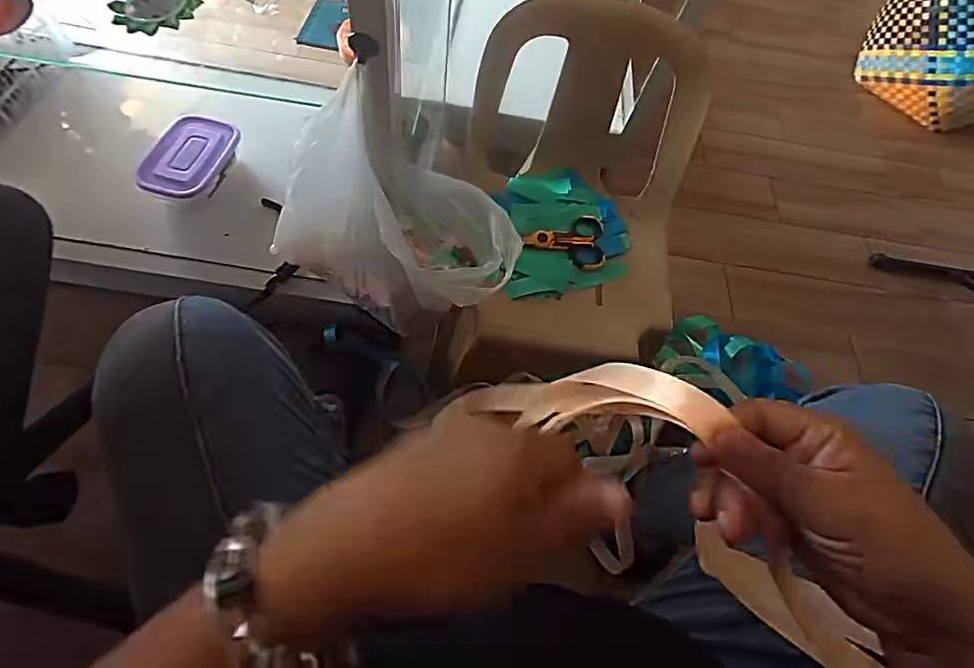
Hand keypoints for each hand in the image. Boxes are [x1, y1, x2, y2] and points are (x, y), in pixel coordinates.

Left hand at [253, 410, 629, 642]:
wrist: (350, 539)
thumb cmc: (444, 552)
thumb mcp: (519, 549)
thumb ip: (572, 516)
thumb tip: (622, 492)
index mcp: (519, 444)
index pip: (570, 454)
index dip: (573, 492)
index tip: (561, 531)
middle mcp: (487, 422)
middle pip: (532, 449)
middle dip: (537, 488)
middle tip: (522, 539)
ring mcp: (448, 426)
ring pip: (497, 452)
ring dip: (502, 485)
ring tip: (483, 532)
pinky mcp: (418, 438)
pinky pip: (463, 453)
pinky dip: (469, 479)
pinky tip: (447, 515)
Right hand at [691, 400, 973, 667]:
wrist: (931, 621)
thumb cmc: (888, 545)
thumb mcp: (828, 503)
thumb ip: (767, 467)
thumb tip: (713, 430)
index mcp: (817, 435)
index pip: (755, 416)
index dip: (723, 430)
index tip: (698, 457)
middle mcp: (801, 455)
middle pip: (741, 450)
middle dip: (725, 479)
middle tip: (712, 513)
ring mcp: (794, 491)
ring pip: (740, 481)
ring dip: (727, 503)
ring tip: (727, 533)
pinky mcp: (789, 523)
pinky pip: (749, 510)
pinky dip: (736, 520)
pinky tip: (733, 536)